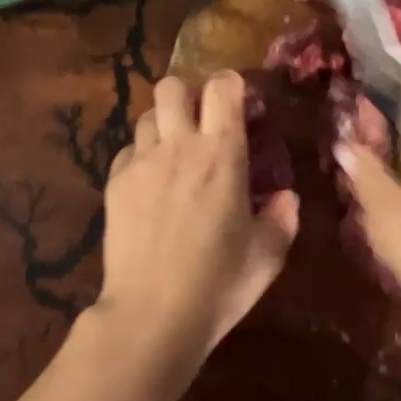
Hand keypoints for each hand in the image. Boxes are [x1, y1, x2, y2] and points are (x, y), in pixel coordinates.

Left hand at [94, 71, 299, 366]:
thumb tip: (286, 196)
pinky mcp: (114, 182)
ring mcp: (141, 161)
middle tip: (200, 120)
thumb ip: (281, 219)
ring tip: (173, 152)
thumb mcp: (265, 257)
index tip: (238, 101)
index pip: (221, 88)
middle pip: (172, 86)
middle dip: (187, 93)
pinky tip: (149, 184)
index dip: (230, 85)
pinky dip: (140, 156)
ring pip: (147, 115)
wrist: (151, 315)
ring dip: (163, 124)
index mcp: (222, 154)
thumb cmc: (218, 285)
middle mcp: (179, 146)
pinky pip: (127, 150)